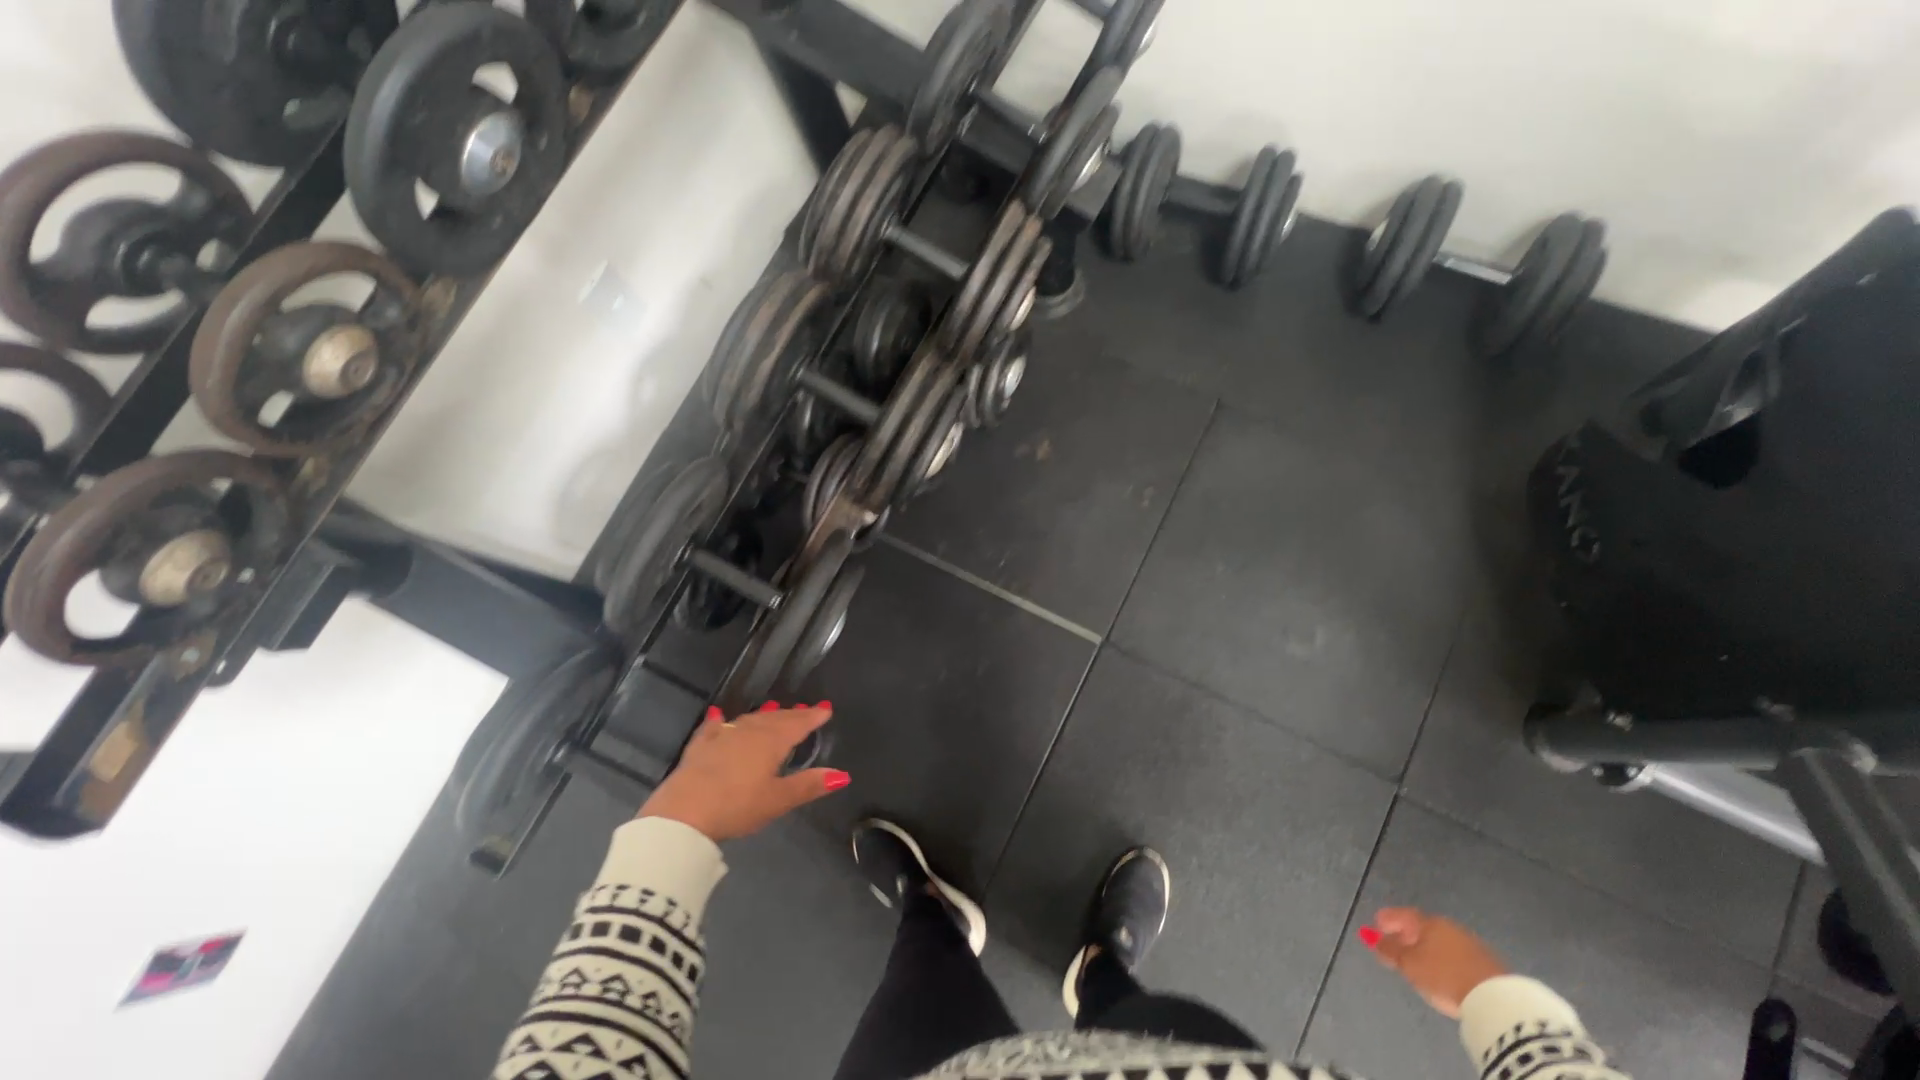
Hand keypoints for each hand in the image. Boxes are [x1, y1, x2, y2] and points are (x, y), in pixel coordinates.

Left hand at [638, 703, 849, 841]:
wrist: (683, 813)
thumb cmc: (737, 806)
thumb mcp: (778, 800)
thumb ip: (808, 785)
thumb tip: (842, 774)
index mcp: (771, 741)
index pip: (797, 724)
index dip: (812, 717)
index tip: (825, 710)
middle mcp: (748, 731)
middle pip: (774, 718)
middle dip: (791, 714)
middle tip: (803, 711)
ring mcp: (721, 736)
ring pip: (748, 720)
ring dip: (763, 716)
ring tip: (773, 712)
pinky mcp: (699, 747)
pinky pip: (715, 727)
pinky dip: (723, 721)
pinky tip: (721, 717)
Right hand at [1362, 907, 1509, 1018]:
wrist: (1494, 998)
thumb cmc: (1443, 975)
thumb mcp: (1409, 965)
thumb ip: (1390, 950)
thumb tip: (1374, 938)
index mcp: (1429, 923)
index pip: (1404, 915)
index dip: (1389, 919)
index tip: (1377, 924)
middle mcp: (1450, 927)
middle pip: (1422, 928)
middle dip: (1406, 934)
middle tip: (1394, 944)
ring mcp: (1470, 943)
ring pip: (1440, 941)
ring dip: (1425, 947)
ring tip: (1416, 962)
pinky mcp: (1485, 962)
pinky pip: (1455, 954)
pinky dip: (1442, 958)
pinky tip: (1440, 971)